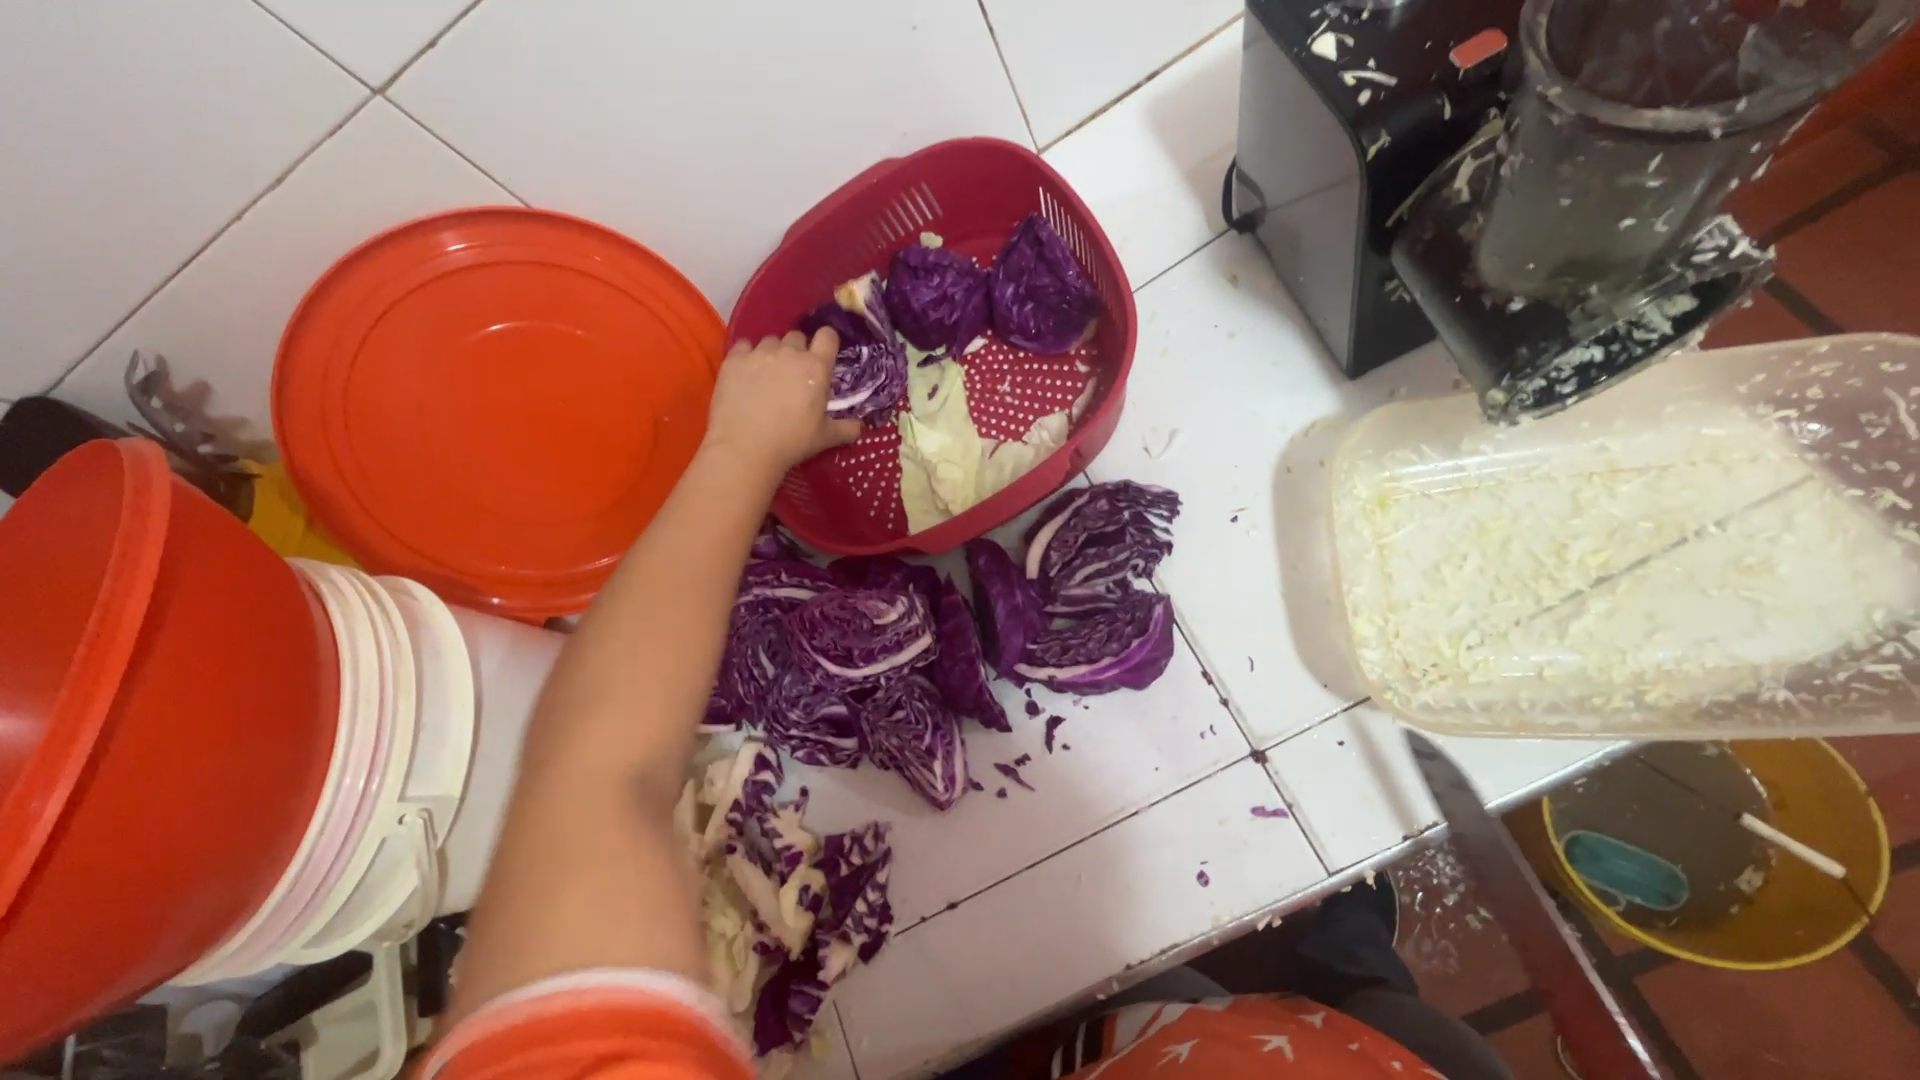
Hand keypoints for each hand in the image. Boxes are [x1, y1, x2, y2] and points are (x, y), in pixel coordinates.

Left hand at [704, 328, 863, 476]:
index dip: (826, 342)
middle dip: (797, 351)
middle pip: (796, 337)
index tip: (823, 354)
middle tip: (793, 374)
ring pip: (770, 341)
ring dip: (772, 353)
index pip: (827, 336)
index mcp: (816, 367)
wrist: (745, 448)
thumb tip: (861, 427)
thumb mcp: (825, 438)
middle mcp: (789, 353)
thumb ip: (847, 429)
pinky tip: (745, 374)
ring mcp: (760, 354)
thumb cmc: (792, 442)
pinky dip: (747, 356)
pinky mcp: (734, 360)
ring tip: (767, 375)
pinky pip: (743, 346)